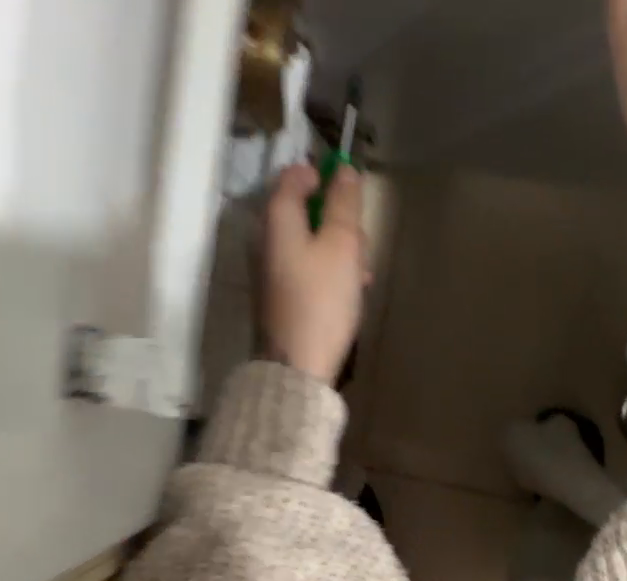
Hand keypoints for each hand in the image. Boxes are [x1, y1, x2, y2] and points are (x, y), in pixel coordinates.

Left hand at [261, 163, 366, 383]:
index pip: (294, 175)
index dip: (324, 176)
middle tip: (361, 246)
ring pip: (311, 244)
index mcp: (276, 218)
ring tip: (362, 278)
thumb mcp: (342, 245)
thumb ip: (343, 203)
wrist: (297, 366)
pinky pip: (308, 271)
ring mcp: (271, 271)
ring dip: (340, 252)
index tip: (351, 196)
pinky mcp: (280, 298)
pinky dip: (329, 275)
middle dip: (338, 223)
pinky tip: (349, 295)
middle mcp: (265, 239)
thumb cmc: (321, 300)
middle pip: (305, 212)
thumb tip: (342, 169)